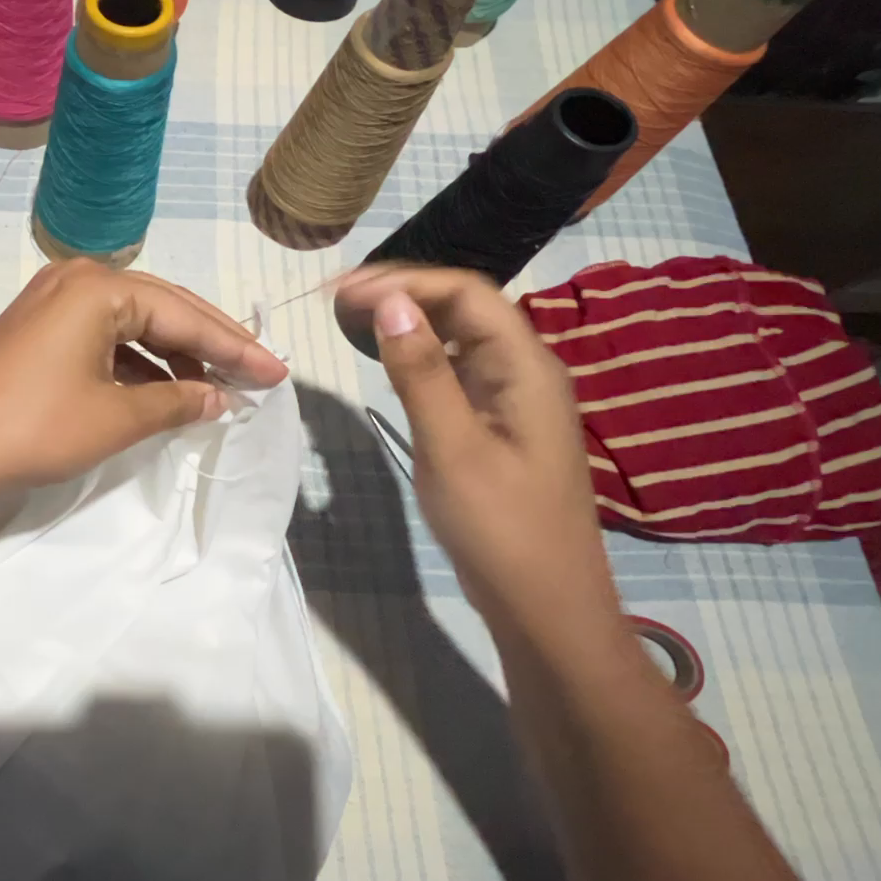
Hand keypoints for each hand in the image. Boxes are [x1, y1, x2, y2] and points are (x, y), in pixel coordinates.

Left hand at [0, 260, 286, 518]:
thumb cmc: (34, 430)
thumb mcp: (116, 419)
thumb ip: (176, 402)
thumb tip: (218, 398)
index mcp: (97, 287)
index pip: (184, 314)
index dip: (235, 347)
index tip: (278, 373)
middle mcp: (74, 280)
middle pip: (162, 309)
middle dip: (210, 344)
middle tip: (256, 374)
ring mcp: (50, 303)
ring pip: (132, 324)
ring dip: (173, 355)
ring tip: (213, 389)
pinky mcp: (37, 331)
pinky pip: (102, 339)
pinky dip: (136, 364)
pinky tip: (161, 391)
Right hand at [334, 265, 617, 630]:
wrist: (543, 601)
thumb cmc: (499, 526)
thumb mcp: (452, 446)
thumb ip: (421, 372)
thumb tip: (390, 303)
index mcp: (525, 367)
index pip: (466, 293)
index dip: (405, 280)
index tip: (342, 291)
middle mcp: (523, 370)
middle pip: (465, 306)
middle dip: (403, 292)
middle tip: (338, 301)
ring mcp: (510, 398)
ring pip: (460, 337)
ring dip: (409, 320)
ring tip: (353, 319)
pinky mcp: (495, 423)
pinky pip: (457, 370)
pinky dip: (418, 355)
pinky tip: (389, 362)